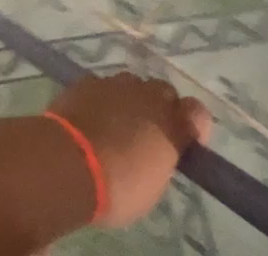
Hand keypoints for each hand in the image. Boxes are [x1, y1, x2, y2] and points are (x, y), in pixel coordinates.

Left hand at [46, 72, 212, 228]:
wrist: (69, 163)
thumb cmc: (118, 186)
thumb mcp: (152, 185)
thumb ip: (160, 158)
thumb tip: (156, 151)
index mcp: (172, 125)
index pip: (198, 113)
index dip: (194, 125)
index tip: (186, 141)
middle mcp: (147, 96)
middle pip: (163, 91)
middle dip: (160, 107)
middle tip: (148, 131)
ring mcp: (114, 84)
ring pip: (130, 84)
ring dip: (129, 100)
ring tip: (115, 123)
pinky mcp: (86, 82)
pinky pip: (101, 86)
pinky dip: (100, 98)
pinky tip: (90, 116)